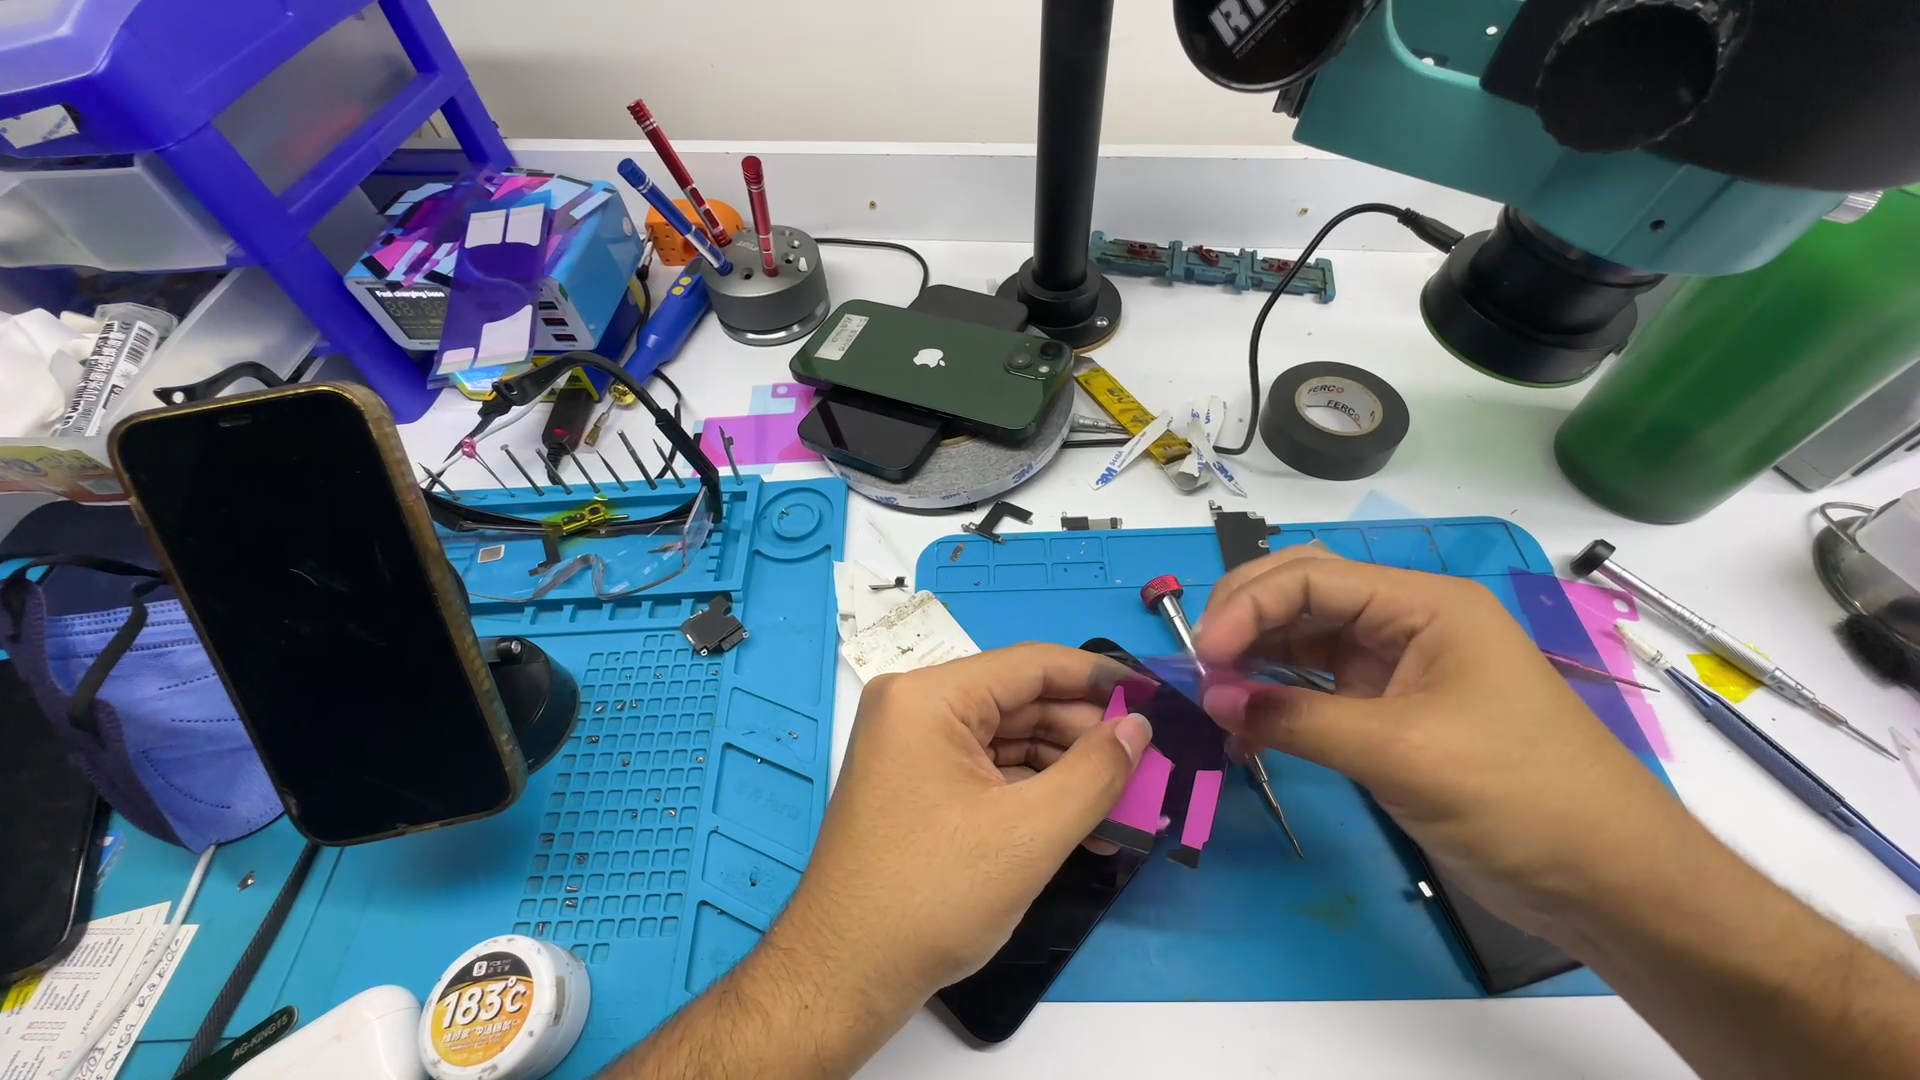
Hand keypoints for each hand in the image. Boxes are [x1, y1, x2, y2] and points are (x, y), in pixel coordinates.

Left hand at [776, 644, 1150, 1005]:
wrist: (843, 977)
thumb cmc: (933, 896)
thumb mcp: (1028, 834)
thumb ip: (1095, 773)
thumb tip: (1138, 726)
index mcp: (928, 697)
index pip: (1030, 666)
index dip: (1098, 679)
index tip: (1154, 696)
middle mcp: (915, 708)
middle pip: (1020, 703)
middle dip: (1086, 736)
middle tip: (1149, 764)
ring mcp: (912, 748)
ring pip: (1009, 739)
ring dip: (1066, 770)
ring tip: (1126, 803)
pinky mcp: (917, 785)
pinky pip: (988, 770)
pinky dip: (1034, 792)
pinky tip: (1082, 822)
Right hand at [1194, 548, 1687, 936]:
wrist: (1612, 884)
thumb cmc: (1520, 797)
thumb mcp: (1401, 752)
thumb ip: (1296, 719)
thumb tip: (1210, 698)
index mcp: (1424, 605)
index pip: (1310, 578)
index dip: (1247, 606)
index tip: (1203, 657)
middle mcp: (1405, 622)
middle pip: (1302, 595)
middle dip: (1244, 619)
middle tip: (1198, 663)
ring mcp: (1395, 666)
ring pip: (1302, 640)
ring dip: (1252, 660)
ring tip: (1210, 692)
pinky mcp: (1388, 710)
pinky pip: (1313, 689)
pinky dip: (1274, 701)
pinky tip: (1243, 724)